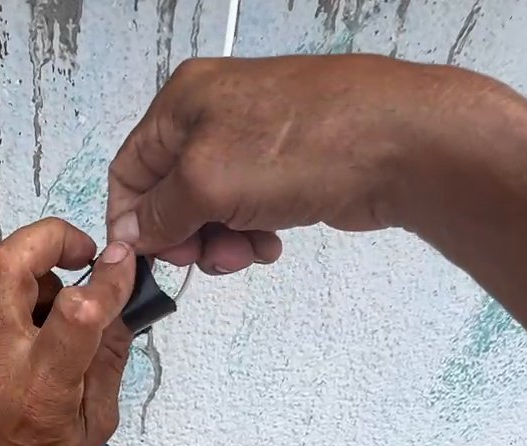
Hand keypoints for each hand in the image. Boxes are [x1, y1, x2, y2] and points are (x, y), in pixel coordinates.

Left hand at [0, 219, 135, 445]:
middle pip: (8, 263)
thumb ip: (107, 359)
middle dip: (50, 237)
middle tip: (81, 252)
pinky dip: (22, 311)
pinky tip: (34, 346)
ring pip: (0, 281)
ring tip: (59, 317)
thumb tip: (118, 302)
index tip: (125, 264)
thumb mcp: (98, 424)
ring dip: (40, 280)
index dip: (106, 279)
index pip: (74, 311)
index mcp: (41, 388)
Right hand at [107, 55, 501, 272]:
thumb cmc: (305, 146)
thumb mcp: (205, 183)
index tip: (147, 261)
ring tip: (249, 249)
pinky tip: (270, 241)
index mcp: (182, 104)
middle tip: (209, 256)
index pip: (129, 173)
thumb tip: (128, 238)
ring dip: (219, 243)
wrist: (398, 146)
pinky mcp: (279, 169)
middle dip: (184, 237)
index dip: (131, 223)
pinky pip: (241, 214)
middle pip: (167, 198)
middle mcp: (210, 118)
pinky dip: (247, 236)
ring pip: (205, 213)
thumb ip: (157, 215)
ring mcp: (248, 143)